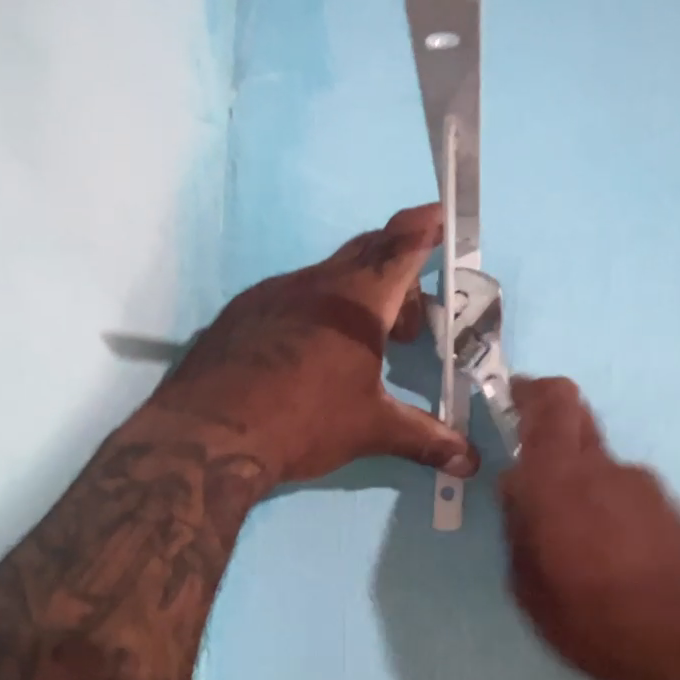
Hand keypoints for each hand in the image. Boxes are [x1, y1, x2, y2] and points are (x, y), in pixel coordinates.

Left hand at [145, 204, 477, 484]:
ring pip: (326, 279)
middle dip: (398, 276)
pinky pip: (290, 299)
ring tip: (365, 352)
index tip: (443, 216)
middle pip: (366, 253)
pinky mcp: (240, 315)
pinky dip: (315, 315)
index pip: (401, 244)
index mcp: (356, 300)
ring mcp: (271, 294)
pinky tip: (310, 360)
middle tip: (414, 323)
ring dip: (355, 301)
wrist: (208, 434)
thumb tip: (471, 462)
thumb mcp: (370, 430)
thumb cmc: (302, 421)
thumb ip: (423, 438)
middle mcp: (314, 283)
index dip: (426, 227)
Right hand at [500, 377, 679, 679]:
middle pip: (575, 420)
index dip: (528, 390)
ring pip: (596, 464)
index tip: (509, 397)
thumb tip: (518, 493)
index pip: (551, 403)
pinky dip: (601, 507)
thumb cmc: (592, 619)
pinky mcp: (666, 507)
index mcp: (559, 480)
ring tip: (567, 540)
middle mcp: (604, 469)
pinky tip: (601, 555)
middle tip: (527, 467)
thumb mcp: (529, 586)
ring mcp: (642, 485)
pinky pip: (619, 491)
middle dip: (547, 430)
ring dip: (574, 483)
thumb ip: (519, 529)